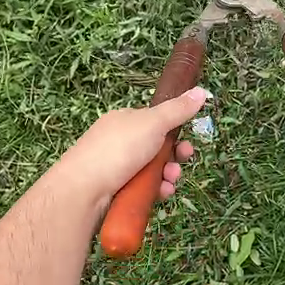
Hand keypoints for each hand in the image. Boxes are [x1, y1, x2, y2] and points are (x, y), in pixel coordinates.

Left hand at [53, 87, 208, 208]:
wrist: (83, 191)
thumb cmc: (118, 150)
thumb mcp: (153, 123)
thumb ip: (178, 109)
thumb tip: (201, 91)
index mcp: (124, 121)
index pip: (155, 122)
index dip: (174, 132)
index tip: (187, 141)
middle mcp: (119, 143)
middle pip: (157, 148)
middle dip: (175, 156)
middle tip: (183, 160)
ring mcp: (116, 168)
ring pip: (152, 170)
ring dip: (168, 175)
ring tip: (170, 181)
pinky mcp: (116, 191)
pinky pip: (143, 188)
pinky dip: (156, 190)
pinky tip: (162, 194)